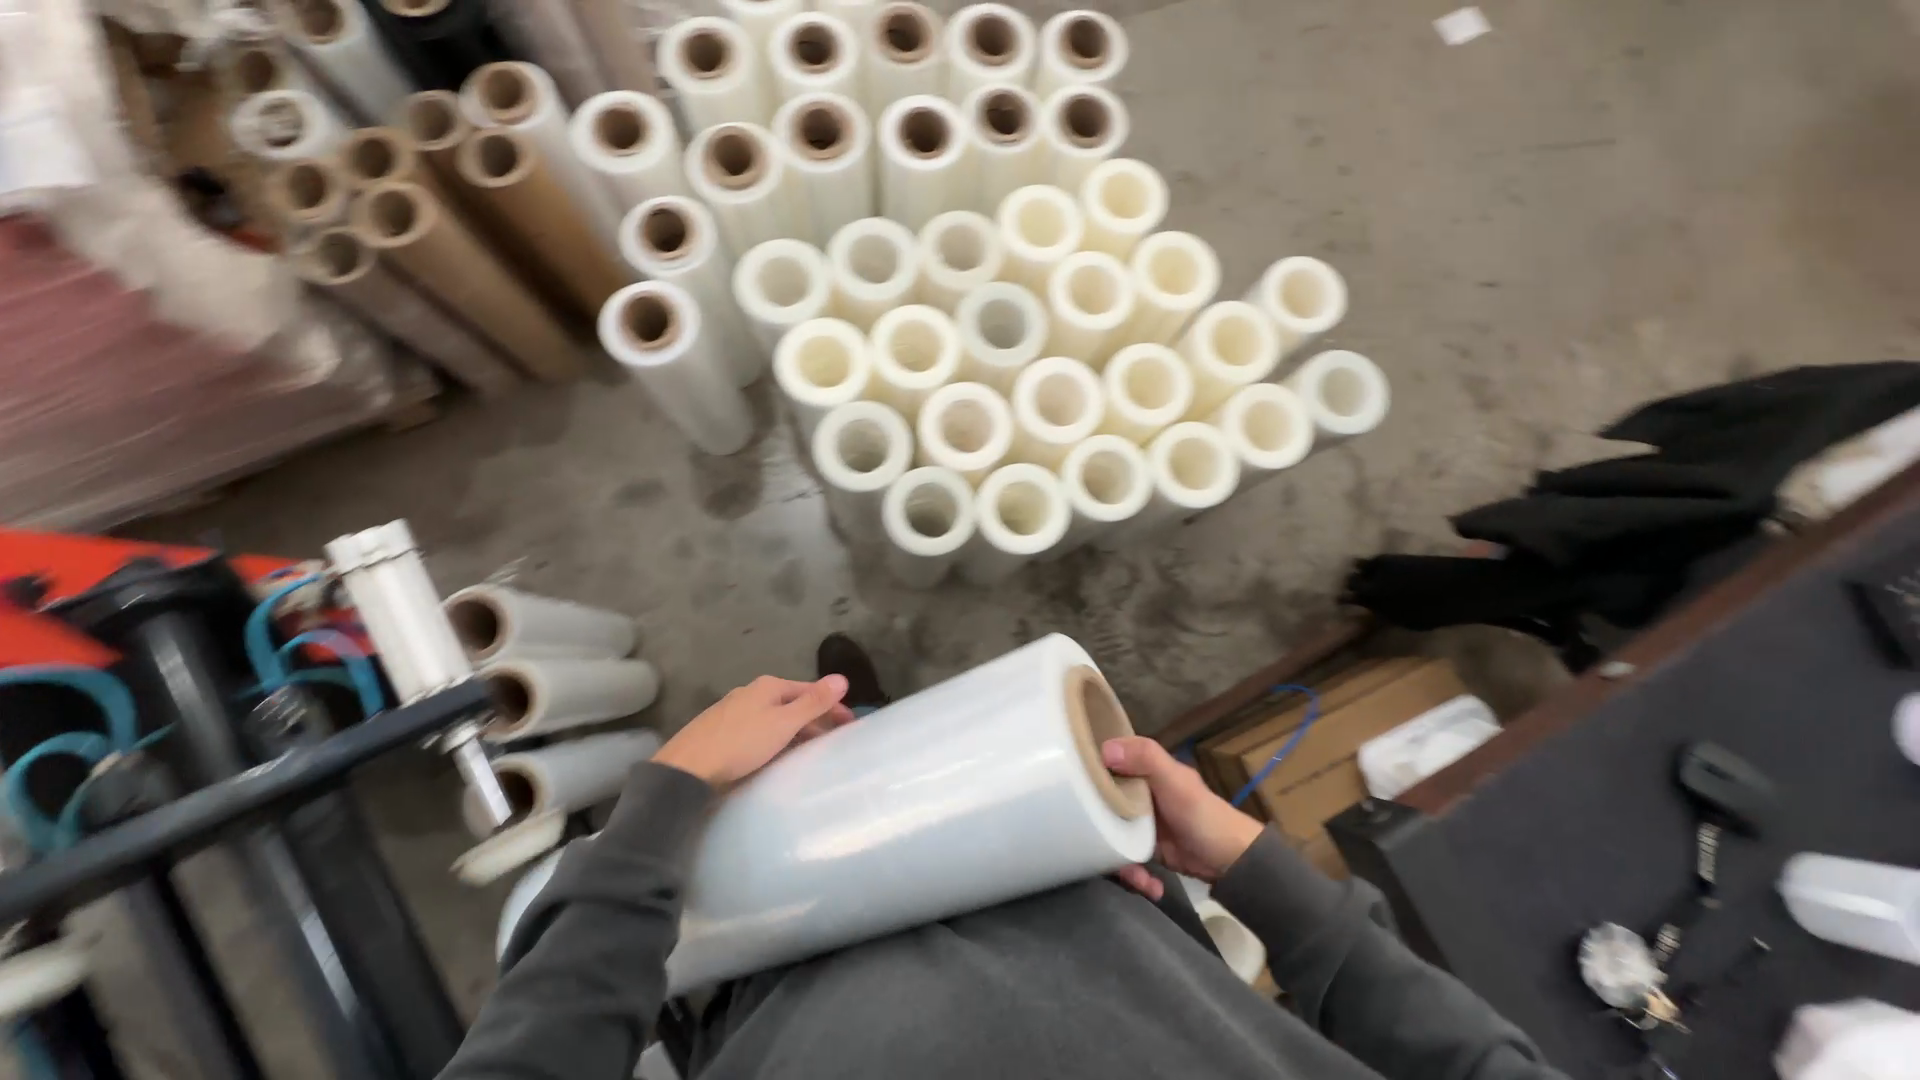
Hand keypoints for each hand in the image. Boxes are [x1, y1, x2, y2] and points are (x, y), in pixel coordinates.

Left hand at [654, 675, 852, 787]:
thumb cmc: (740, 743)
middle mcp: (750, 692)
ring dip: (794, 730)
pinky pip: (758, 730)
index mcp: (768, 686)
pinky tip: (774, 754)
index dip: (833, 706)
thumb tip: (842, 678)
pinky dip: (774, 738)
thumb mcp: (784, 723)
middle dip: (814, 719)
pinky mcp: (720, 730)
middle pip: (792, 703)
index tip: (850, 726)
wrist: (686, 768)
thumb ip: (813, 702)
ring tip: (808, 752)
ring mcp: (732, 710)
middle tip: (832, 743)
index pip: (811, 690)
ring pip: (774, 717)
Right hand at [1101, 736, 1264, 900]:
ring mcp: (1138, 821)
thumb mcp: (1175, 782)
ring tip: (1136, 879)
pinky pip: (1124, 858)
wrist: (1232, 861)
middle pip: (1100, 802)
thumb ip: (1145, 758)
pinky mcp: (1142, 847)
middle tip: (1095, 844)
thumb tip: (1104, 750)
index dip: (1087, 770)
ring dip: (1119, 863)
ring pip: (1108, 834)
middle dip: (1097, 829)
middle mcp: (1136, 792)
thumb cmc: (1203, 814)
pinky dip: (1135, 875)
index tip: (1071, 785)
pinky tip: (1151, 887)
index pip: (1106, 761)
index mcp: (1143, 768)